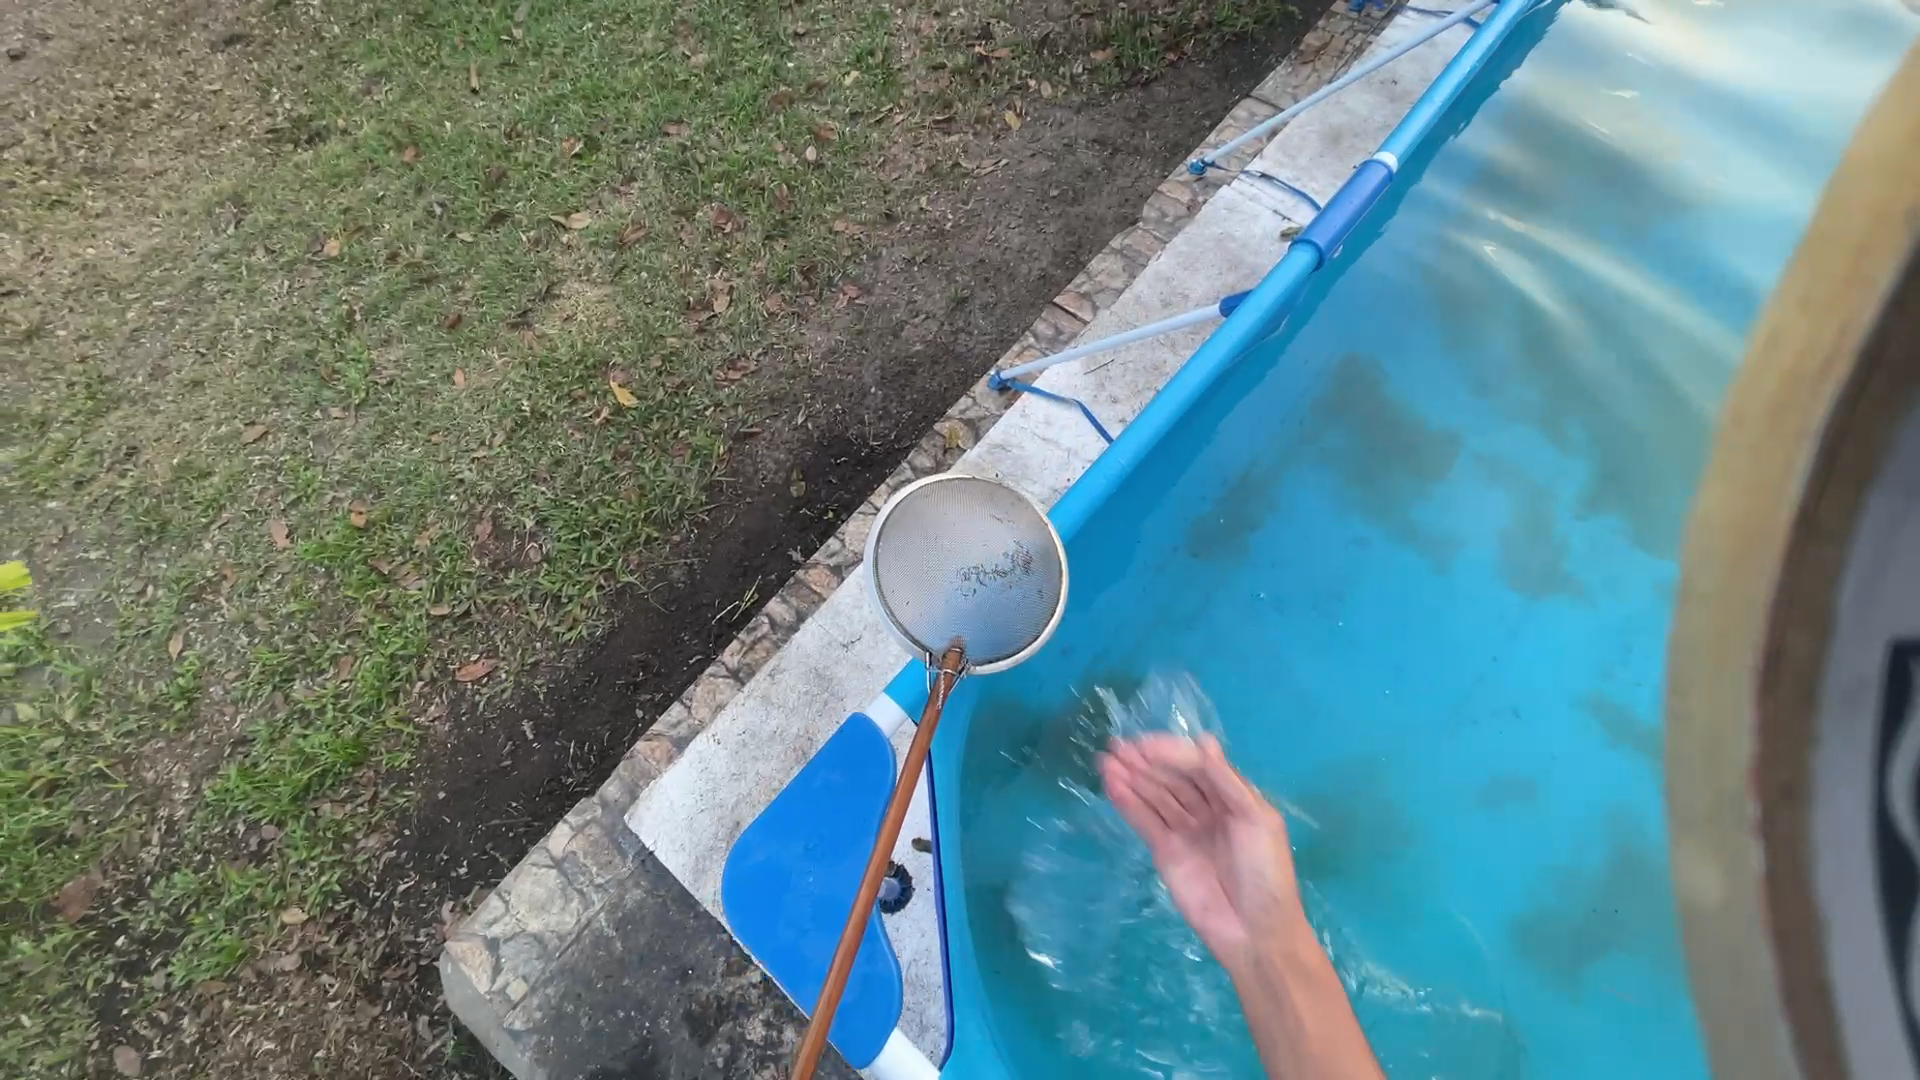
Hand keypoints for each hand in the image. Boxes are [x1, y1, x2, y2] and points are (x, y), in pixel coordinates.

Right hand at [1098, 734, 1305, 972]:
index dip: (1170, 752)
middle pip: (1170, 777)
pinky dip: (1127, 803)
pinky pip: (1144, 821)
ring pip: (1153, 796)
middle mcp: (1205, 808)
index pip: (1195, 765)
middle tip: (1115, 745)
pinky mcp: (1165, 851)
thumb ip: (1227, 781)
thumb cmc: (1265, 873)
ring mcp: (1183, 830)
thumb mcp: (1257, 819)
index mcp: (1231, 796)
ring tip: (1104, 761)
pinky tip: (1111, 785)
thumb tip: (1205, 740)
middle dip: (1144, 761)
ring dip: (1130, 777)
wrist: (1256, 933)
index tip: (1143, 745)